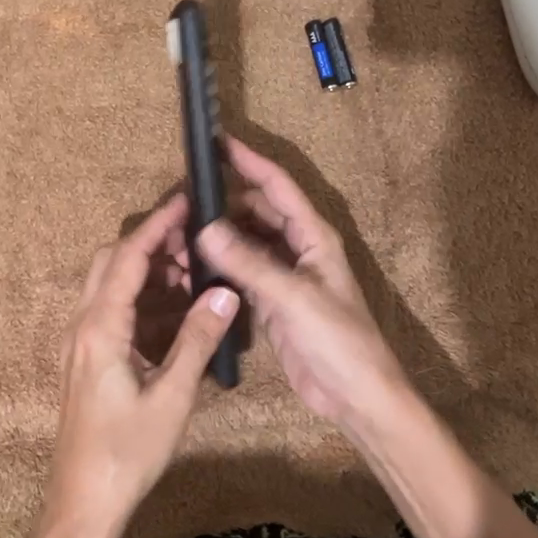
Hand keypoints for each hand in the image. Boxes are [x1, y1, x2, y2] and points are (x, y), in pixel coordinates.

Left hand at [42, 194, 241, 537]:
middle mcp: (83, 326)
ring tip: (191, 269)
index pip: (129, 257)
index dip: (157, 224)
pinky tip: (172, 309)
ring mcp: (80, 344)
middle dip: (151, 241)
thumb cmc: (126, 454)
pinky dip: (139, 296)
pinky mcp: (86, 360)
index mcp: (101, 328)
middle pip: (112, 261)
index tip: (187, 199)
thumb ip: (197, 340)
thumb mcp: (172, 397)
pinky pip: (109, 309)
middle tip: (195, 237)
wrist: (81, 503)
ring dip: (145, 268)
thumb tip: (226, 291)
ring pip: (108, 285)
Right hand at [195, 137, 411, 431]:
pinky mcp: (273, 303)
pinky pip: (242, 273)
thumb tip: (205, 229)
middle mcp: (299, 249)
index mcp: (314, 236)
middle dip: (223, 205)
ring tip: (180, 236)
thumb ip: (250, 263)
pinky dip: (221, 268)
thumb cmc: (339, 340)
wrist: (357, 395)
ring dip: (219, 238)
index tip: (217, 142)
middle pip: (257, 212)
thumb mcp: (294, 298)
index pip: (277, 187)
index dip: (249, 162)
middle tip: (182, 203)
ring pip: (247, 243)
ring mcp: (285, 276)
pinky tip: (195, 269)